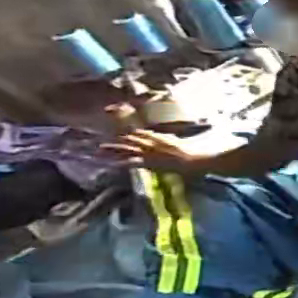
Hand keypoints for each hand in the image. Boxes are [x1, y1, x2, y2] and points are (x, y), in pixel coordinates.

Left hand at [101, 129, 220, 173]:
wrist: (197, 160)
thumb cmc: (197, 153)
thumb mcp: (186, 143)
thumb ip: (176, 141)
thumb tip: (174, 139)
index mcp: (161, 138)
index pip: (143, 133)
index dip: (133, 133)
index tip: (124, 133)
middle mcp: (152, 143)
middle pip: (130, 139)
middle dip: (118, 140)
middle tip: (105, 140)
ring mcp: (148, 153)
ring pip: (125, 149)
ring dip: (112, 149)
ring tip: (99, 149)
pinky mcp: (148, 162)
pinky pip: (129, 162)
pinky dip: (119, 163)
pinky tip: (110, 164)